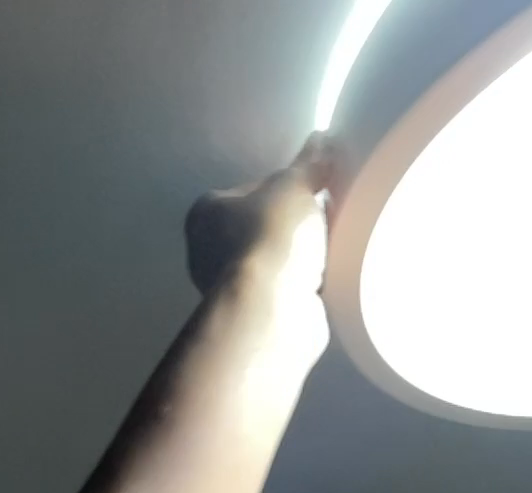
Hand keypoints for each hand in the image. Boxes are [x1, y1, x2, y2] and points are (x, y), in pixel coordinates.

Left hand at [184, 134, 337, 302]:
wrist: (272, 307)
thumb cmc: (272, 236)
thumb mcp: (294, 187)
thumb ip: (308, 164)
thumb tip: (322, 139)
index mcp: (204, 212)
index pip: (251, 189)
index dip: (286, 187)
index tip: (313, 192)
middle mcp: (205, 251)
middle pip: (261, 226)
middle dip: (293, 223)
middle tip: (323, 218)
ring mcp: (225, 288)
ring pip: (272, 260)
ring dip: (297, 256)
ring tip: (328, 249)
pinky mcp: (247, 314)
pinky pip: (279, 289)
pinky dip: (299, 284)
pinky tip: (322, 279)